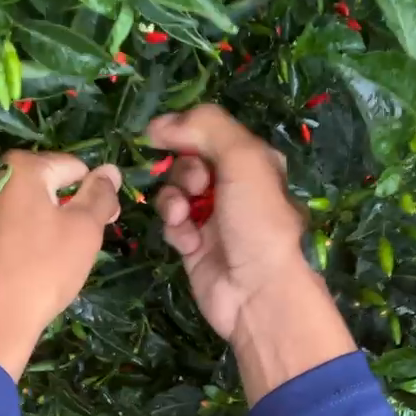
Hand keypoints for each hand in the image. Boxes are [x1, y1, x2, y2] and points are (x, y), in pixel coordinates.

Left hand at [0, 150, 121, 379]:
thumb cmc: (42, 271)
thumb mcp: (84, 230)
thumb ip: (101, 196)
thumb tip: (111, 170)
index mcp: (21, 167)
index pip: (74, 168)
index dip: (94, 195)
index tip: (103, 225)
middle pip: (46, 186)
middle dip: (67, 210)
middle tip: (79, 248)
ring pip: (24, 209)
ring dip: (44, 226)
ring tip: (54, 261)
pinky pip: (5, 228)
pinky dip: (21, 241)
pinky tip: (27, 268)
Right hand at [147, 106, 353, 402]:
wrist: (257, 291)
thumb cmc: (258, 220)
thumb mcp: (242, 158)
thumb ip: (205, 127)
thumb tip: (157, 124)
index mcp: (252, 161)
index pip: (209, 132)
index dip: (185, 132)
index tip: (161, 135)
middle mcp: (232, 186)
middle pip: (187, 161)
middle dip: (184, 171)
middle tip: (197, 187)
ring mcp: (212, 218)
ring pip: (174, 192)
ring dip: (173, 200)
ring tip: (186, 216)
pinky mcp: (193, 245)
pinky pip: (172, 224)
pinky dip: (176, 229)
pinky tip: (189, 242)